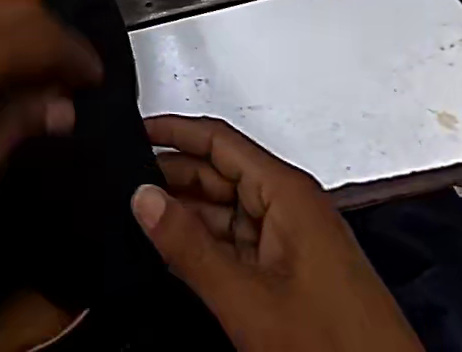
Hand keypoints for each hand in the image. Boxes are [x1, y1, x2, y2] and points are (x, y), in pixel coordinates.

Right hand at [132, 116, 422, 351]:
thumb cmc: (333, 345)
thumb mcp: (247, 297)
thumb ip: (189, 246)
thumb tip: (143, 198)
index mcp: (285, 190)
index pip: (218, 140)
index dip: (175, 131)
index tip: (137, 131)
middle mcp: (288, 203)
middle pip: (220, 172)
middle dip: (174, 176)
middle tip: (128, 185)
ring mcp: (289, 236)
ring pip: (225, 208)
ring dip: (187, 213)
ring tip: (143, 218)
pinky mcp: (288, 268)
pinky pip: (237, 239)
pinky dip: (206, 243)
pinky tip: (177, 252)